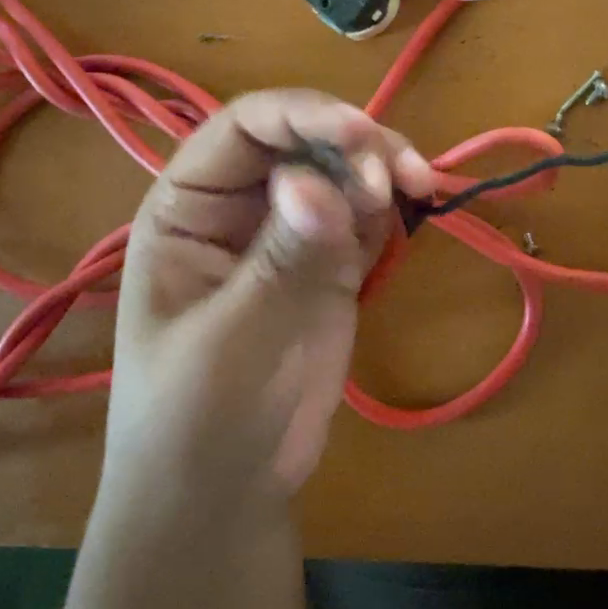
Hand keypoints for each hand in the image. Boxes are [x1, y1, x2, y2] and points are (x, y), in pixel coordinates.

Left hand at [104, 89, 430, 507]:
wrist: (224, 493)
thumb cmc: (196, 416)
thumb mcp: (232, 338)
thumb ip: (279, 259)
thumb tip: (317, 182)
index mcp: (189, 206)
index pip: (244, 128)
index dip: (302, 115)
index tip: (361, 133)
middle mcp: (240, 204)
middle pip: (305, 138)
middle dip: (356, 142)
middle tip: (401, 177)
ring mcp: (291, 231)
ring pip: (344, 167)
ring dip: (384, 166)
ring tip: (417, 189)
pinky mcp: (333, 262)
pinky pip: (368, 211)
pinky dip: (395, 201)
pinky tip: (417, 205)